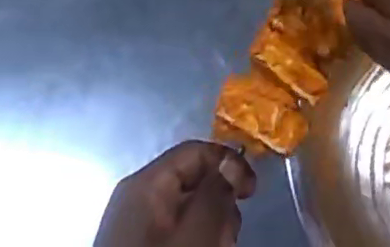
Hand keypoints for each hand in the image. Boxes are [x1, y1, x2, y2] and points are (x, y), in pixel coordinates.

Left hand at [93, 140, 256, 246]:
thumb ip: (214, 197)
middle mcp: (139, 197)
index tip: (253, 192)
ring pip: (188, 213)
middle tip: (226, 241)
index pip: (193, 152)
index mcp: (146, 183)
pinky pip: (176, 235)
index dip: (226, 163)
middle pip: (192, 184)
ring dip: (211, 232)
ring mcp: (137, 225)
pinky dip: (195, 243)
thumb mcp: (193, 238)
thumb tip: (232, 161)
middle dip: (219, 209)